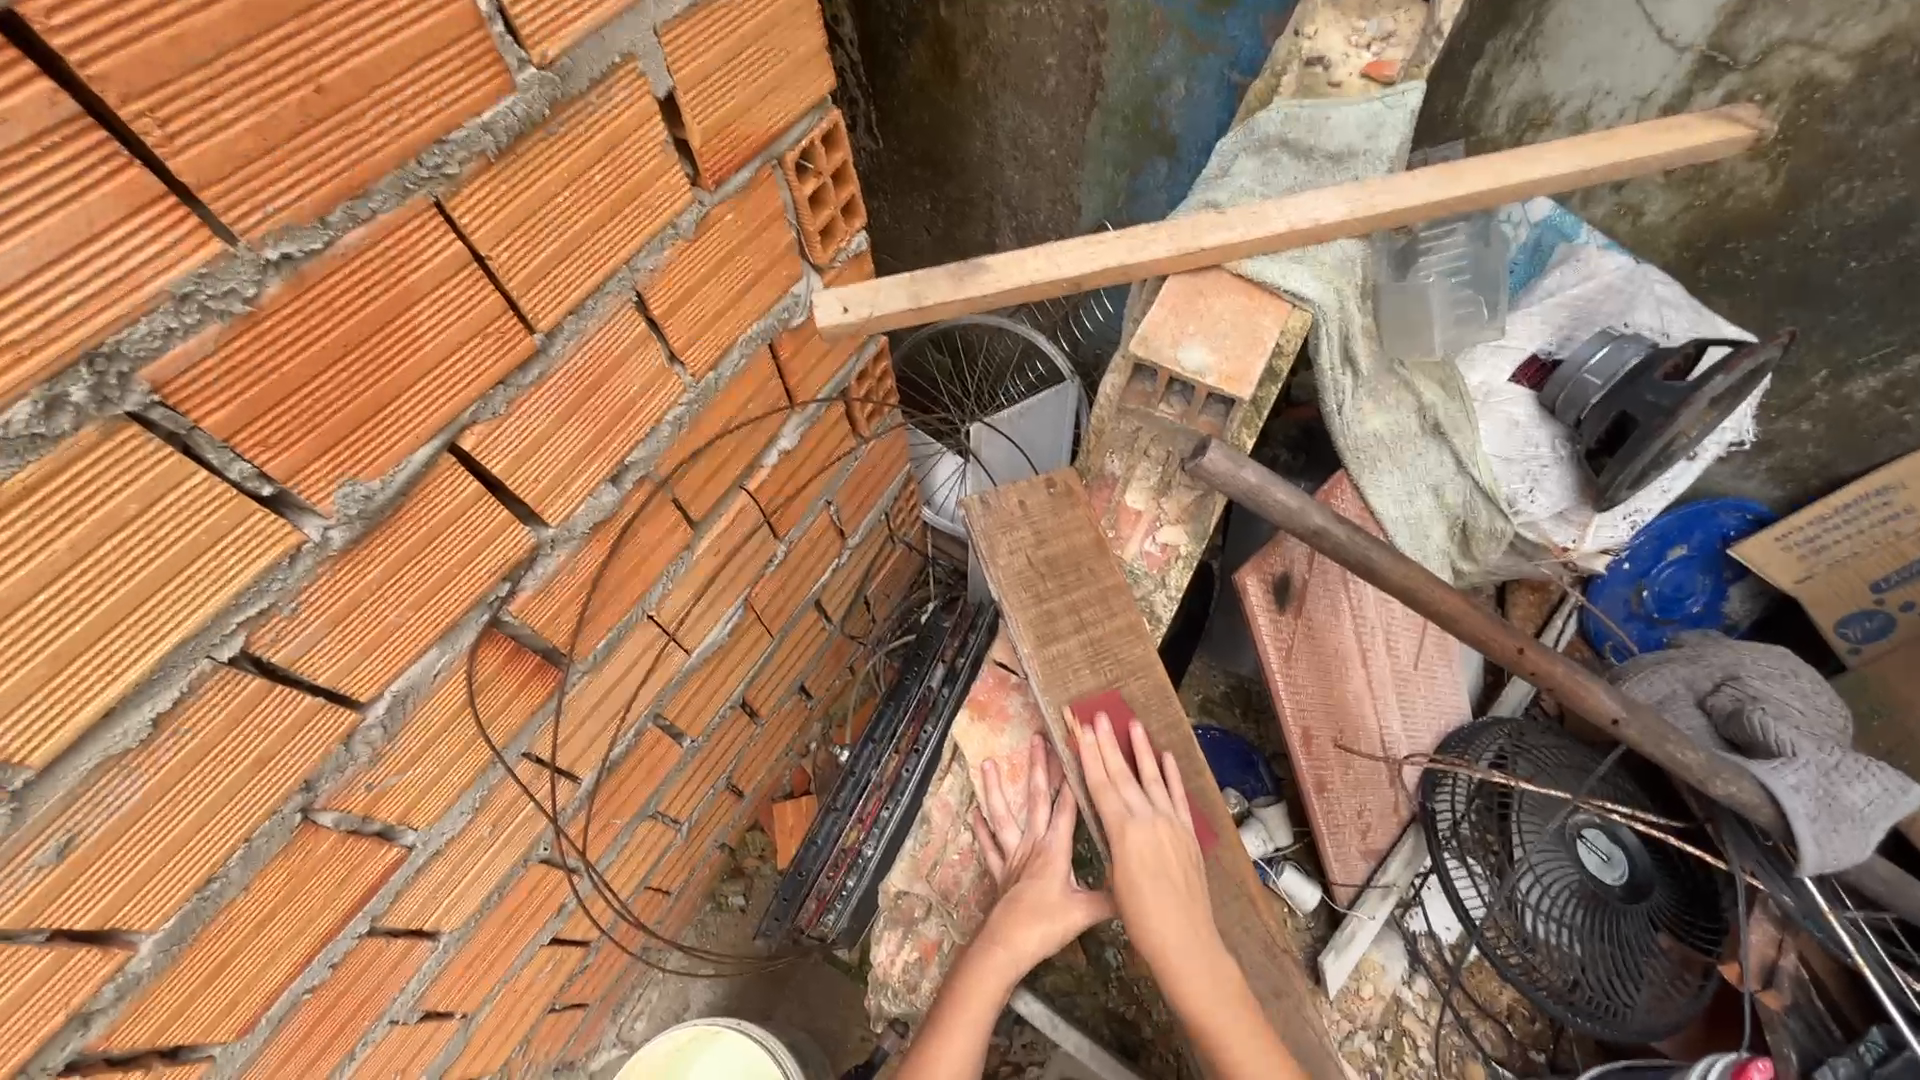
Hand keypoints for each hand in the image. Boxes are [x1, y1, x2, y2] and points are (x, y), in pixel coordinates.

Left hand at [968, 735, 1115, 974]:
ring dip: (995, 788)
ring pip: (1003, 815)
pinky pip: (989, 846)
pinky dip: (981, 829)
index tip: (1075, 753)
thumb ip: (1112, 899)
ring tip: (987, 762)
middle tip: (1036, 739)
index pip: (1067, 807)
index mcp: (1056, 849)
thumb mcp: (1086, 913)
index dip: (1072, 779)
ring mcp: (1013, 857)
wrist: (1006, 944)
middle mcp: (1033, 845)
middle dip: (1039, 768)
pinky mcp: (1000, 872)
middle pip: (1036, 799)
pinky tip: (975, 813)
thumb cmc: (1046, 926)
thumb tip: (1137, 890)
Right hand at [1074, 711, 1222, 985]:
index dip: (1089, 756)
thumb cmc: (1140, 918)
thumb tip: (1110, 821)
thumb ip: (1112, 842)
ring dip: (1141, 750)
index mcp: (1124, 830)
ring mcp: (1171, 823)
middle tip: (1099, 716)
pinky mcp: (1188, 834)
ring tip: (1133, 723)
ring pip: (1152, 778)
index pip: (1102, 784)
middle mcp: (1148, 819)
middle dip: (1108, 744)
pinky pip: (1178, 797)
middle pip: (1123, 774)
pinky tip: (1165, 757)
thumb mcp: (1113, 878)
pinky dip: (1171, 776)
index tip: (1081, 731)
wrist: (1185, 940)